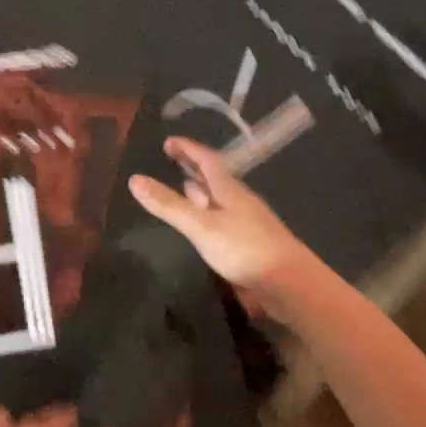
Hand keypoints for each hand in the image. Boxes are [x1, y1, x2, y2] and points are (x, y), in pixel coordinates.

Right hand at [128, 137, 319, 314]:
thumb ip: (169, 205)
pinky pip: (224, 220)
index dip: (188, 149)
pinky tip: (203, 226)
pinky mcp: (250, 244)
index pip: (207, 160)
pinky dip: (208, 214)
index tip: (169, 142)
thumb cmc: (245, 249)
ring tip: (184, 187)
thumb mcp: (201, 226)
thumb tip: (135, 179)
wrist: (290, 284)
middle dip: (194, 167)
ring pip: (221, 199)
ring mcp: (247, 223)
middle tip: (173, 159)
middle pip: (215, 178)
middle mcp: (240, 201)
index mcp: (230, 190)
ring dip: (202, 191)